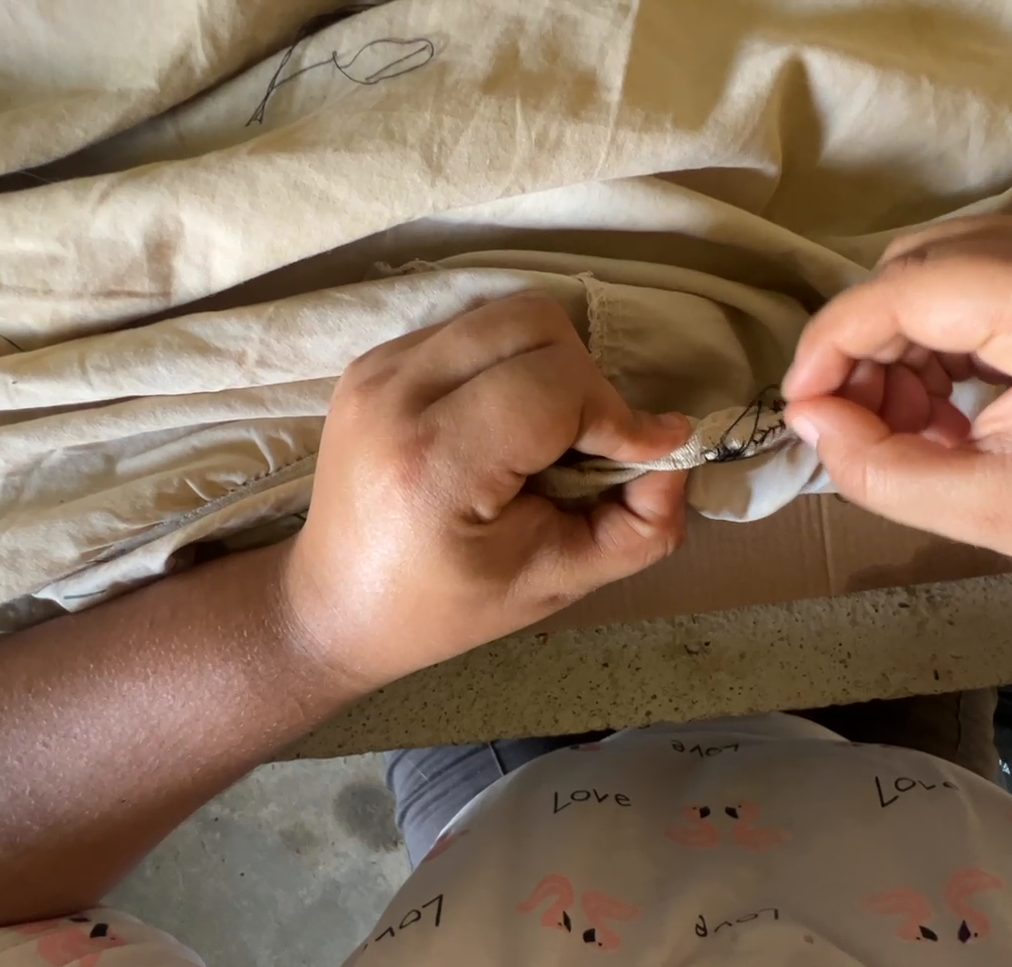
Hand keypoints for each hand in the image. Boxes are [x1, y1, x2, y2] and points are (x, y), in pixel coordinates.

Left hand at [281, 294, 691, 691]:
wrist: (337, 603)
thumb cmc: (448, 607)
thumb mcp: (557, 585)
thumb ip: (641, 528)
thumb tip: (673, 449)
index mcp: (434, 462)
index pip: (556, 385)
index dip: (616, 416)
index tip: (640, 455)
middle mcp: (395, 393)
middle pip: (536, 323)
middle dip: (586, 382)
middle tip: (589, 445)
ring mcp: (376, 367)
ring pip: (507, 314)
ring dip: (551, 366)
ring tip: (547, 434)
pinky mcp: (372, 359)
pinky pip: (473, 328)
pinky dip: (511, 363)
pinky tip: (502, 422)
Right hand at [781, 213, 1011, 620]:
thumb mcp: (986, 514)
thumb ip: (876, 468)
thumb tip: (805, 415)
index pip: (908, 287)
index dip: (831, 342)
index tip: (798, 406)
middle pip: (919, 264)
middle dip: (867, 344)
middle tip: (862, 426)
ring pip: (942, 263)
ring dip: (901, 340)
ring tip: (913, 422)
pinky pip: (982, 272)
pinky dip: (942, 331)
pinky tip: (951, 396)